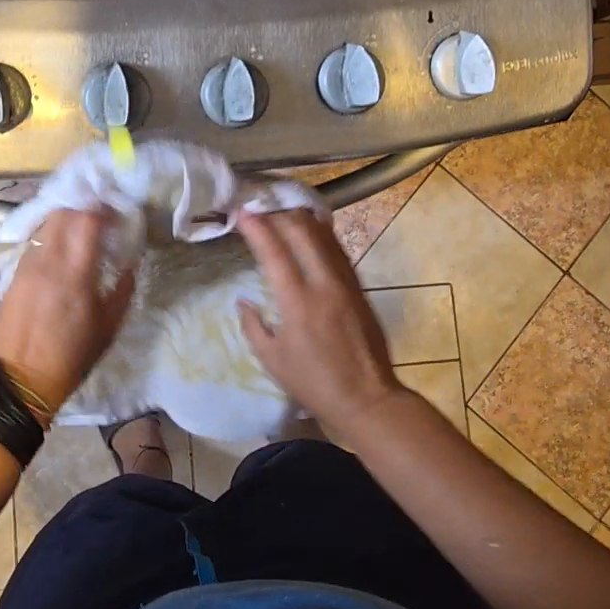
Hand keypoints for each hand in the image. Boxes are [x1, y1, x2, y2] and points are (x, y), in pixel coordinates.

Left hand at [0, 208, 134, 416]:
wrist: (20, 380)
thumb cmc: (71, 357)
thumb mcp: (108, 327)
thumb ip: (123, 290)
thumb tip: (130, 264)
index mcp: (75, 274)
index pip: (87, 220)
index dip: (104, 210)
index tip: (116, 214)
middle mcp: (47, 262)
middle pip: (62, 213)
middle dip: (83, 208)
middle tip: (98, 218)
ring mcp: (26, 266)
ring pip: (45, 226)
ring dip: (64, 220)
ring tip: (78, 232)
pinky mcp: (12, 275)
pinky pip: (33, 244)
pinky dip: (49, 238)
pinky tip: (58, 251)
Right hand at [237, 209, 404, 432]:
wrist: (367, 399)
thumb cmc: (314, 383)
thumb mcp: (272, 360)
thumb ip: (252, 327)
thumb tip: (243, 301)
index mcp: (298, 303)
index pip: (275, 252)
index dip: (257, 228)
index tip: (242, 213)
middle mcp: (324, 284)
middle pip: (302, 232)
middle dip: (278, 214)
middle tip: (260, 209)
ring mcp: (346, 283)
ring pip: (324, 236)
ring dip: (301, 218)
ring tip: (282, 210)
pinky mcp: (359, 288)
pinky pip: (338, 250)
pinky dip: (321, 233)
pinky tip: (311, 228)